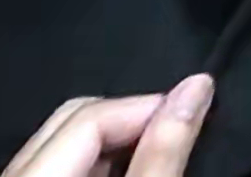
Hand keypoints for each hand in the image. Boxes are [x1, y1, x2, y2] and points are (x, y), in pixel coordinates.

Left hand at [2, 74, 213, 176]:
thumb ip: (162, 154)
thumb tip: (199, 82)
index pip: (88, 116)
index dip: (147, 108)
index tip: (193, 116)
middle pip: (68, 120)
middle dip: (127, 119)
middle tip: (170, 137)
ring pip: (58, 142)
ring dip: (112, 140)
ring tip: (149, 158)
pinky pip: (51, 165)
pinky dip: (92, 162)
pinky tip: (122, 174)